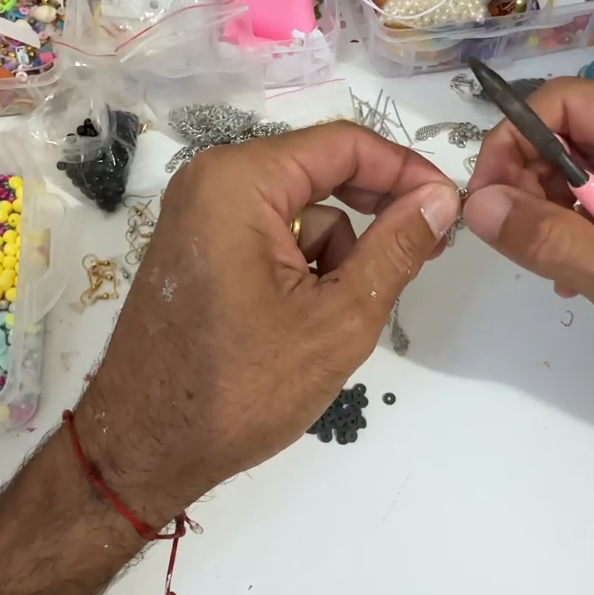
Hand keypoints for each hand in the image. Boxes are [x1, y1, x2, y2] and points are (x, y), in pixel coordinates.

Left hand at [72, 122, 460, 523]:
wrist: (144, 449)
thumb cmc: (240, 388)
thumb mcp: (338, 319)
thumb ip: (396, 249)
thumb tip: (442, 198)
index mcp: (240, 181)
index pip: (344, 145)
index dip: (405, 169)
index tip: (449, 205)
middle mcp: (212, 181)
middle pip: (320, 172)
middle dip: (373, 213)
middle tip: (421, 252)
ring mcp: (200, 215)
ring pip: (300, 211)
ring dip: (334, 253)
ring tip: (335, 316)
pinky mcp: (199, 247)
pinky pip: (270, 234)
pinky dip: (301, 266)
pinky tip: (301, 320)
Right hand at [463, 80, 593, 407]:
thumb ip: (552, 242)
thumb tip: (475, 205)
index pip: (569, 102)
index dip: (513, 144)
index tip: (484, 202)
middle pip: (577, 126)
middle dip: (532, 178)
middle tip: (511, 237)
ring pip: (590, 156)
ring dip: (555, 204)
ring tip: (548, 260)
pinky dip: (585, 219)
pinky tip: (577, 264)